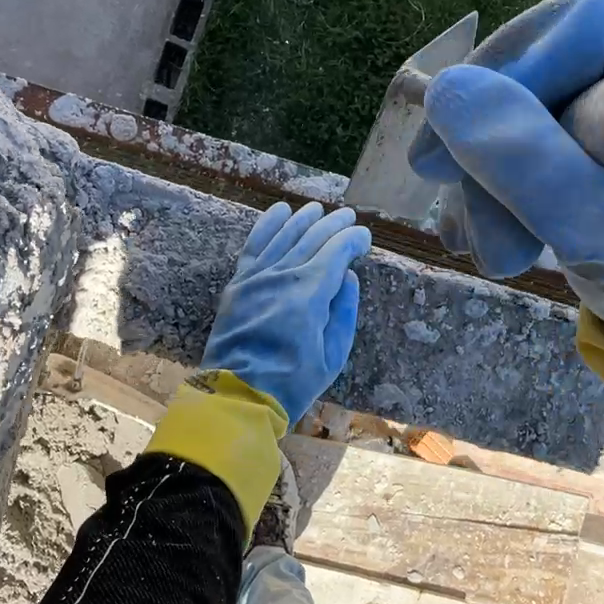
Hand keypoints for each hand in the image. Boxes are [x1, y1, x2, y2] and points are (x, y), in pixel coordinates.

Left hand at [201, 202, 371, 424]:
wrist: (239, 395)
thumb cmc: (293, 381)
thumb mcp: (332, 355)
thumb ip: (343, 312)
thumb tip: (347, 276)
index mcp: (310, 292)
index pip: (336, 251)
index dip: (353, 240)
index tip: (365, 238)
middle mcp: (283, 275)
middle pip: (311, 238)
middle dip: (332, 225)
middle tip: (347, 217)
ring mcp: (257, 277)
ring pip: (284, 236)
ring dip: (303, 219)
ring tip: (317, 209)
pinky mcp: (239, 284)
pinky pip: (254, 245)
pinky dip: (267, 225)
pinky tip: (279, 211)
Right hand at [410, 0, 603, 352]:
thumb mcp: (597, 228)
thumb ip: (527, 161)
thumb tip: (446, 90)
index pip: (588, 25)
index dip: (511, 69)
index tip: (455, 142)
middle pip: (540, 58)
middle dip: (484, 136)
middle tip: (439, 186)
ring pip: (515, 98)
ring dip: (480, 176)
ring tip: (489, 249)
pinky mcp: (585, 124)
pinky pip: (514, 127)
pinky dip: (486, 183)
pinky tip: (484, 232)